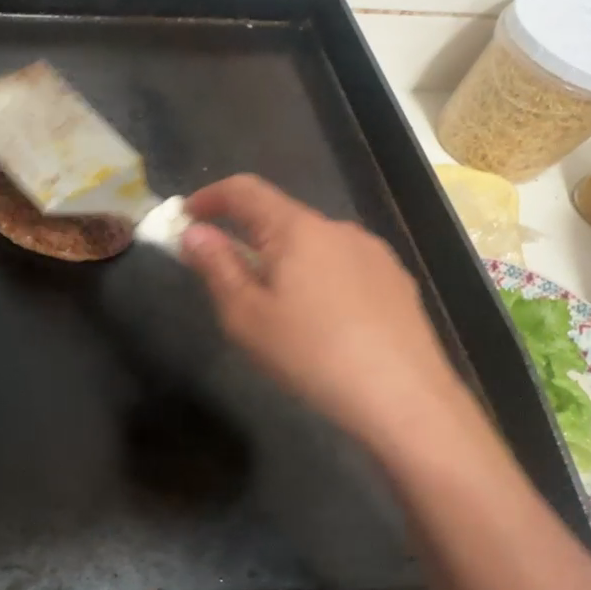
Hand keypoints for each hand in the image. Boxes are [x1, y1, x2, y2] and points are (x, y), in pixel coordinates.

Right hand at [181, 175, 475, 450]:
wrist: (405, 399)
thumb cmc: (311, 354)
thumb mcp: (246, 316)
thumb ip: (216, 267)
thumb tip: (195, 232)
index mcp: (297, 229)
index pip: (245, 190)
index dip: (209, 197)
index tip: (184, 217)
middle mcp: (338, 228)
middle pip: (279, 218)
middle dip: (245, 238)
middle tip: (224, 277)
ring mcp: (373, 253)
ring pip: (312, 245)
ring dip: (283, 262)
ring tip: (276, 311)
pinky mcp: (396, 282)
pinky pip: (342, 267)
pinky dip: (317, 280)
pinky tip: (321, 324)